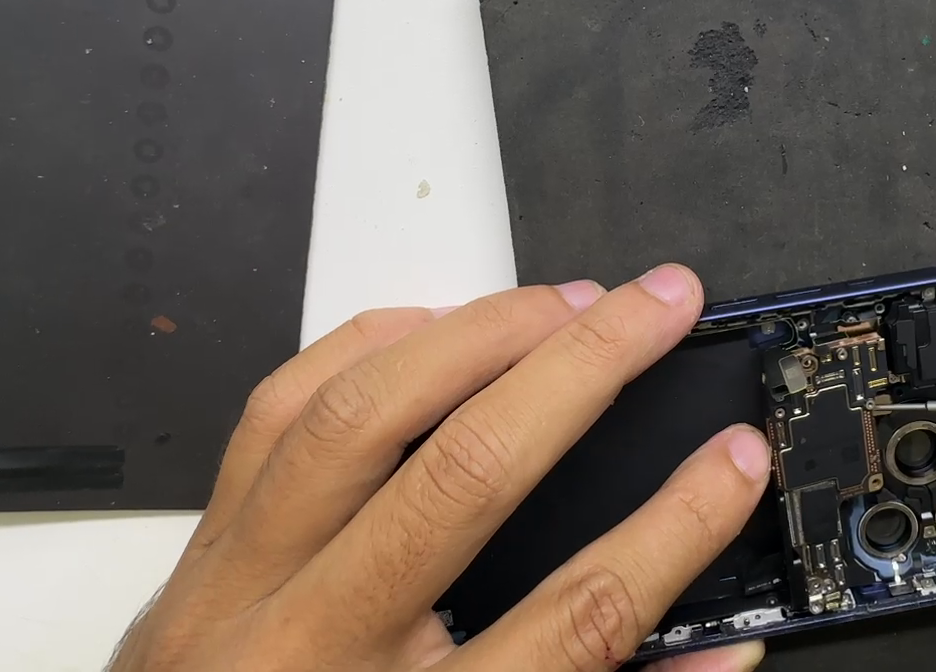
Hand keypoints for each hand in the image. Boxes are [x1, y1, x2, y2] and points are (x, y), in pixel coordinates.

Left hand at [110, 264, 771, 671]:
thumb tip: (729, 645)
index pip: (575, 618)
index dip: (676, 525)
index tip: (738, 453)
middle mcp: (307, 656)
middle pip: (466, 475)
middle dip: (585, 366)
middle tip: (660, 303)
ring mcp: (234, 592)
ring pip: (364, 414)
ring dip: (484, 331)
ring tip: (571, 299)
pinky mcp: (197, 547)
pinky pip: (279, 406)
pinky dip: (373, 342)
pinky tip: (443, 322)